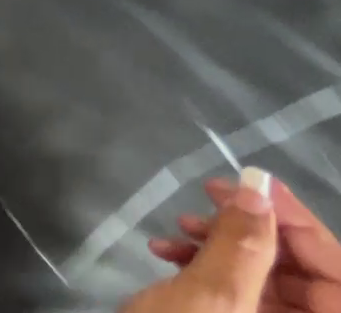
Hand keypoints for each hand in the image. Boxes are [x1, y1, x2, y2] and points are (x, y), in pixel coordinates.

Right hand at [125, 169, 340, 312]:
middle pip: (309, 276)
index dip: (299, 223)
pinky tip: (167, 253)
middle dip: (252, 232)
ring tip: (176, 229)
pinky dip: (208, 267)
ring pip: (273, 281)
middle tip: (205, 198)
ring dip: (222, 246)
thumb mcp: (214, 296)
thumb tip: (258, 187)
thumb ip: (243, 244)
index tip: (251, 182)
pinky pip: (247, 294)